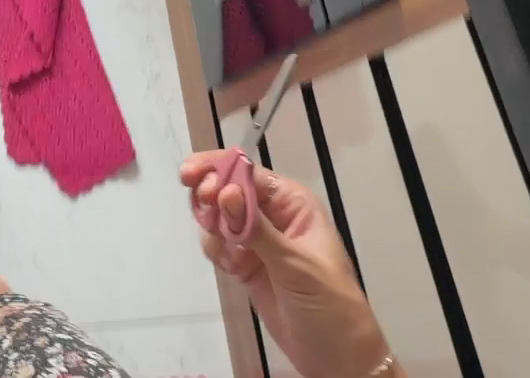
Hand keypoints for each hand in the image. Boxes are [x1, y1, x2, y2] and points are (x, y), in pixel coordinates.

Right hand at [180, 153, 397, 377]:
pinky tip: (232, 269)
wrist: (339, 364)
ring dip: (213, 228)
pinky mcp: (245, 264)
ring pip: (217, 214)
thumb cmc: (330, 306)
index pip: (246, 172)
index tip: (189, 178)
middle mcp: (272, 214)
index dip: (217, 169)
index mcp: (291, 203)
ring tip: (228, 255)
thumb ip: (255, 228)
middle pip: (226, 187)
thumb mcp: (295, 264)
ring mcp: (257, 239)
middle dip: (210, 198)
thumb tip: (225, 191)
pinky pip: (218, 243)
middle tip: (208, 220)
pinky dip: (216, 251)